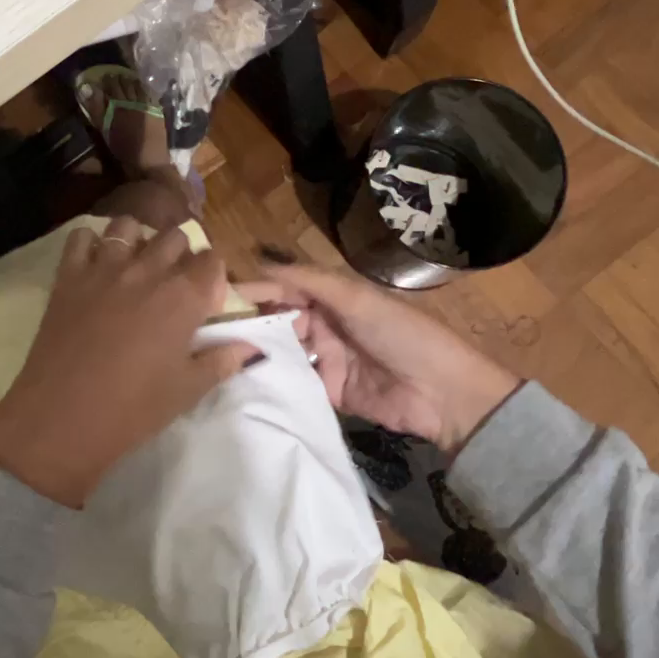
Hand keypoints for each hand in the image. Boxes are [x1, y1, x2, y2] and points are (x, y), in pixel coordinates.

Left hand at [0, 217, 260, 507]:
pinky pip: (82, 237)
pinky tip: (95, 265)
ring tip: (135, 266)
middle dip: (180, 253)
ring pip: (129, 226)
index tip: (206, 297)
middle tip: (173, 283)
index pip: (212, 260)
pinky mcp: (68, 275)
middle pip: (174, 236)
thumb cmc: (133, 409)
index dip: (212, 275)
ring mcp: (105, 268)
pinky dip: (91, 243)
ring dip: (138, 240)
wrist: (63, 417)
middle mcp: (148, 271)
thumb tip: (251, 348)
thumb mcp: (187, 390)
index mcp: (184, 297)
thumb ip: (221, 361)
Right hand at [236, 265, 519, 453]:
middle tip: (215, 335)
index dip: (256, 291)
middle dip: (252, 326)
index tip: (219, 298)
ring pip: (284, 353)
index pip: (286, 289)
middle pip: (280, 322)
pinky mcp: (329, 393)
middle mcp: (326, 326)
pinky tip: (249, 386)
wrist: (443, 393)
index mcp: (334, 298)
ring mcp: (326, 360)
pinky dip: (276, 384)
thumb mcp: (356, 298)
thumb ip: (309, 282)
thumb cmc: (402, 334)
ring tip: (224, 361)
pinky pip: (296, 385)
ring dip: (260, 355)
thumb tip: (260, 263)